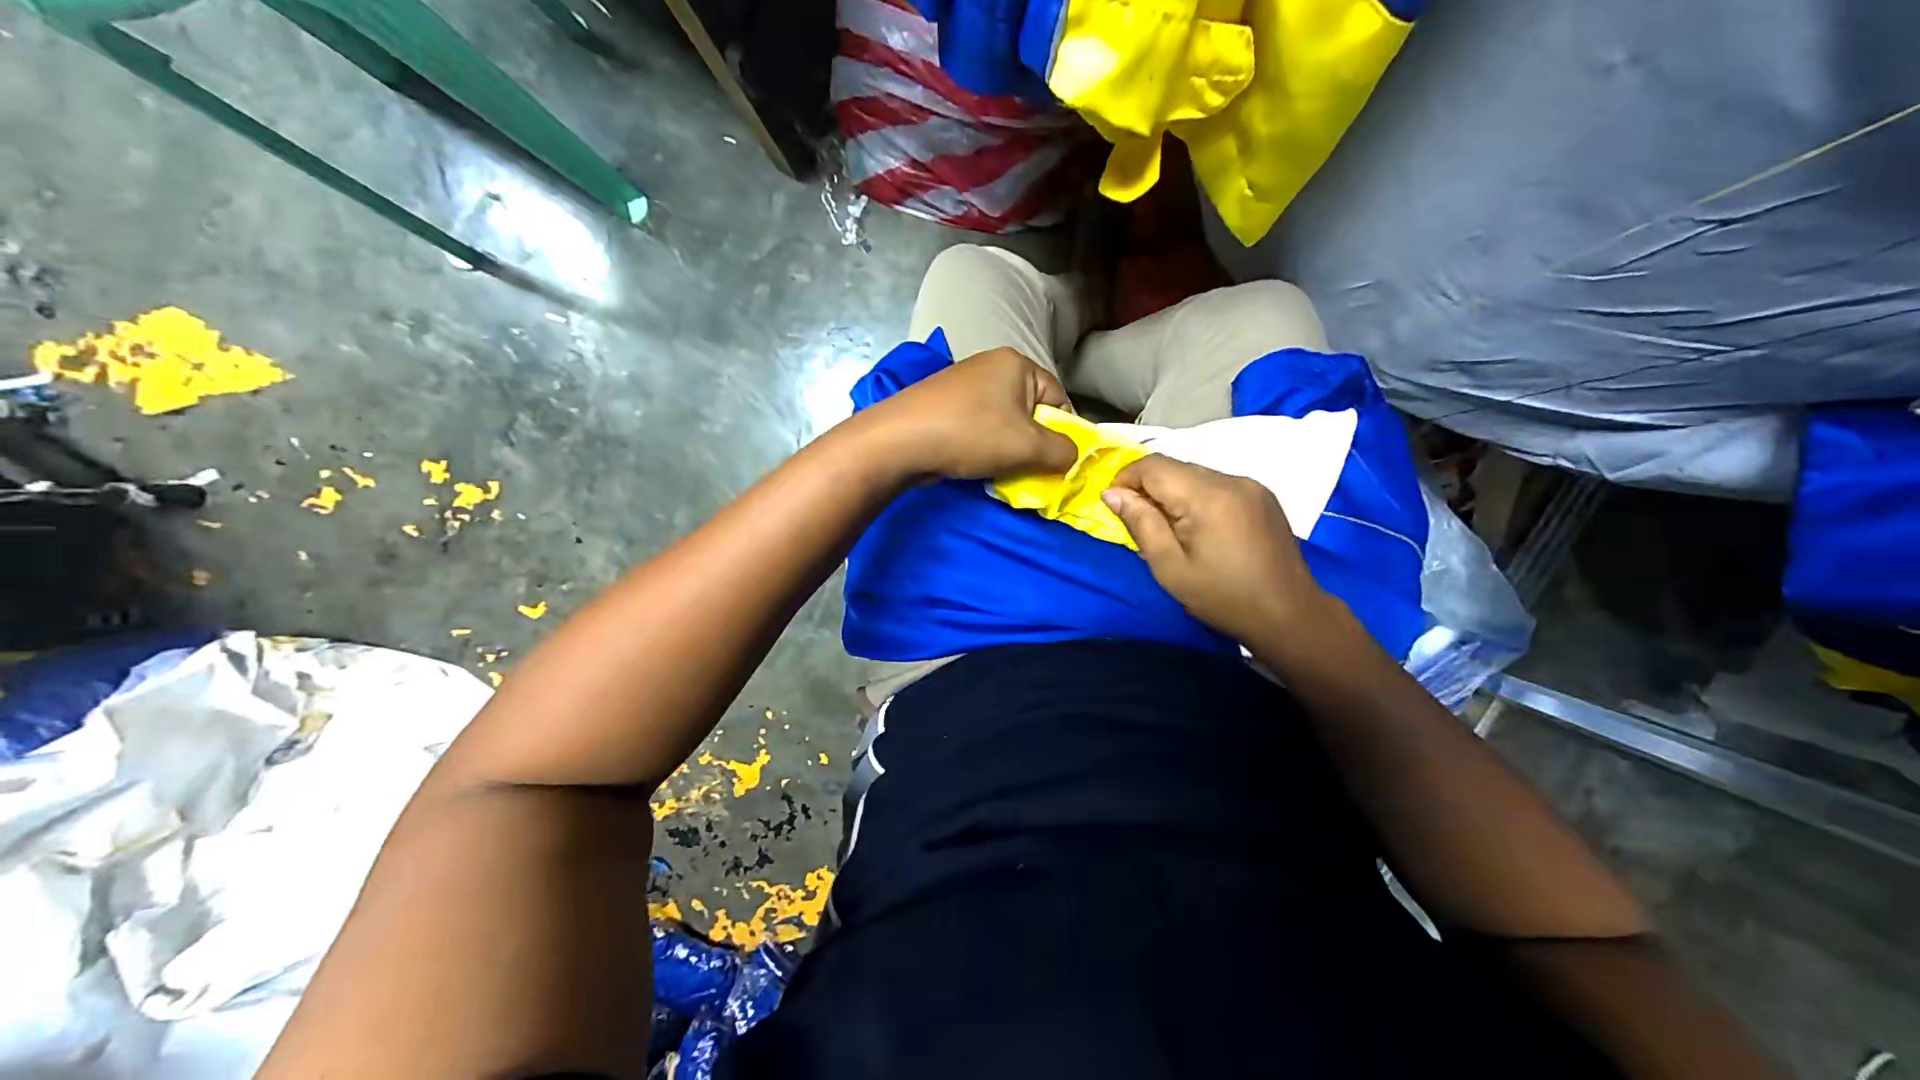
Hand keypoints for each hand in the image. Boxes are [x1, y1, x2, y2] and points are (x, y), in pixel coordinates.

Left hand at [856, 346, 1077, 479]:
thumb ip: (1063, 452)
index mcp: (1017, 363)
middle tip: (1029, 470)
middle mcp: (991, 365)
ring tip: (1000, 470)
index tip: (1057, 462)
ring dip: (1009, 450)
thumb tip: (1072, 457)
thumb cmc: (971, 435)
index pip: (1059, 399)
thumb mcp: (1028, 447)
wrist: (899, 441)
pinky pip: (980, 427)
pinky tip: (976, 464)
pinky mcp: (945, 404)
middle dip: (1034, 444)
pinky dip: (984, 447)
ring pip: (1005, 423)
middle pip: (1031, 411)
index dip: (1063, 433)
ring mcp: (964, 384)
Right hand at [1102, 454, 1330, 642]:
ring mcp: (1251, 486)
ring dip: (1174, 492)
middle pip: (1176, 467)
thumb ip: (1140, 524)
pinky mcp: (1262, 496)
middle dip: (1149, 486)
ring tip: (1169, 527)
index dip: (1126, 478)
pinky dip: (1198, 497)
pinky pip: (1218, 484)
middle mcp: (1231, 480)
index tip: (1113, 503)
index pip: (1154, 465)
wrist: (1288, 614)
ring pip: (1197, 474)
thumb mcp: (1169, 567)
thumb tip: (1111, 493)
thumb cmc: (1222, 598)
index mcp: (1207, 497)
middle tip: (1138, 521)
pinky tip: (1199, 527)